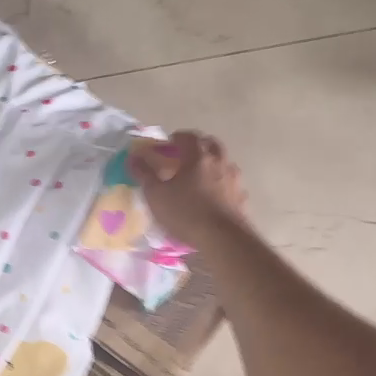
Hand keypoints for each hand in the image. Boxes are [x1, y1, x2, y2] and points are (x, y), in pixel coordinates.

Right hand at [128, 130, 248, 243]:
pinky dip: (222, 183)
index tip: (168, 144)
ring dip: (212, 163)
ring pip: (224, 162)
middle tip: (186, 156)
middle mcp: (219, 161)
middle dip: (198, 145)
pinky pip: (231, 183)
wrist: (222, 237)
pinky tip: (215, 196)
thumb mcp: (156, 195)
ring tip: (201, 177)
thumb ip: (144, 174)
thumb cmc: (185, 213)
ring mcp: (234, 178)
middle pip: (211, 144)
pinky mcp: (241, 197)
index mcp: (198, 156)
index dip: (177, 138)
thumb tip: (133, 157)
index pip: (188, 137)